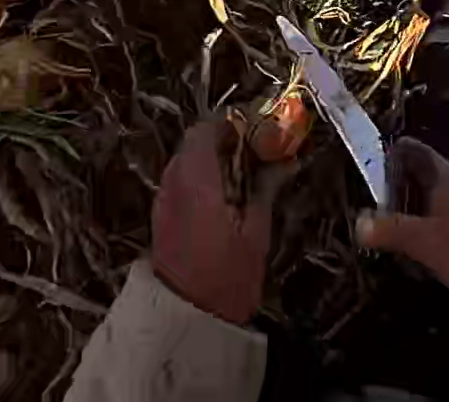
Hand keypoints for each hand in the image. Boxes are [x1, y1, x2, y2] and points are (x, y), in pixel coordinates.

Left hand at [151, 119, 283, 324]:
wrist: (184, 326)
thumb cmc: (225, 277)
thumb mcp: (256, 231)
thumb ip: (266, 188)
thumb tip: (287, 160)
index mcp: (196, 181)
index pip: (204, 129)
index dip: (230, 122)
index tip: (256, 127)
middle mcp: (173, 184)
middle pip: (195, 142)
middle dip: (225, 139)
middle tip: (256, 149)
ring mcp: (163, 201)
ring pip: (187, 161)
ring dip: (213, 158)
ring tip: (244, 173)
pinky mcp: (161, 218)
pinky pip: (181, 181)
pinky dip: (202, 177)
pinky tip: (225, 196)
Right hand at [354, 138, 448, 308]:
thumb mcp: (424, 243)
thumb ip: (390, 230)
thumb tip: (358, 222)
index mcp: (445, 174)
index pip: (413, 150)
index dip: (390, 154)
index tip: (369, 166)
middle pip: (421, 170)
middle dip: (397, 182)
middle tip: (373, 200)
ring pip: (433, 190)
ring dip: (412, 202)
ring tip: (389, 221)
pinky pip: (445, 206)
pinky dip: (428, 215)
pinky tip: (417, 236)